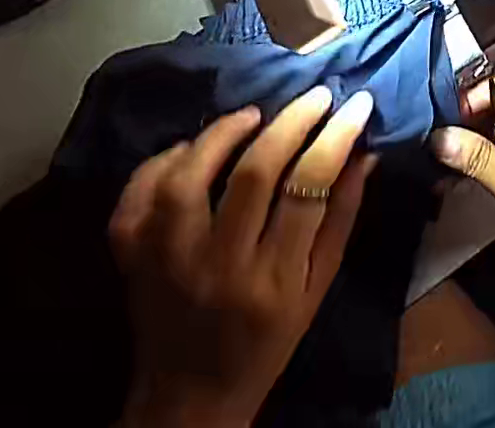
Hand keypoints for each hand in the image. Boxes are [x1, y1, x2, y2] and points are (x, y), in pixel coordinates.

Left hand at [110, 87, 377, 427]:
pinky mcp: (130, 260)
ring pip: (188, 180)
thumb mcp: (321, 283)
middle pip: (252, 175)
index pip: (309, 189)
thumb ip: (342, 215)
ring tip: (253, 114)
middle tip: (314, 96)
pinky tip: (193, 148)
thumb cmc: (270, 338)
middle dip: (291, 123)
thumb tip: (364, 151)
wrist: (188, 400)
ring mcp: (166, 263)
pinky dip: (163, 162)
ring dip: (223, 134)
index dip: (336, 137)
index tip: (357, 103)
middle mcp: (218, 267)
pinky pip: (136, 199)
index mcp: (274, 278)